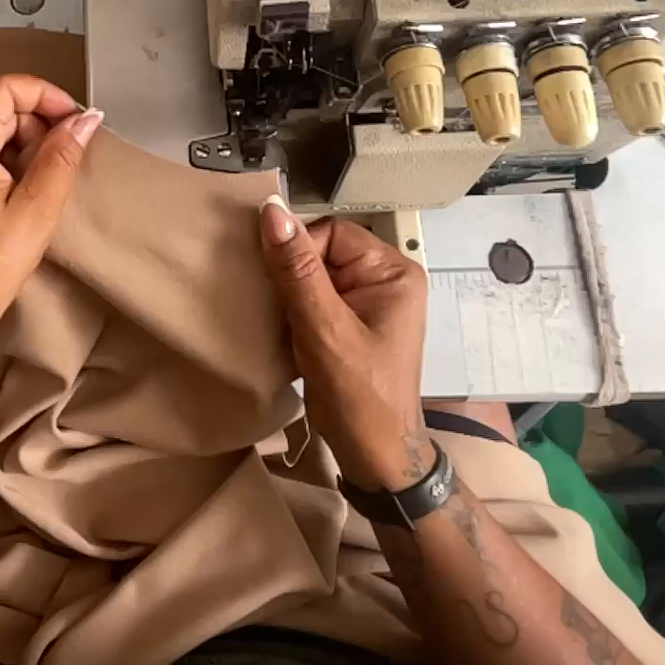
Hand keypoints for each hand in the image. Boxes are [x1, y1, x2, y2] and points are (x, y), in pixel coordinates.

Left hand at [0, 75, 103, 388]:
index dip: (45, 95)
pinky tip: (24, 191)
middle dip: (38, 122)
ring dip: (26, 142)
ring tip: (44, 183)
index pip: (3, 88)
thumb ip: (61, 156)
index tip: (77, 122)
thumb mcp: (36, 211)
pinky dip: (8, 158)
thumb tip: (87, 117)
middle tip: (64, 160)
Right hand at [257, 198, 434, 490]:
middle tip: (283, 310)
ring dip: (290, 296)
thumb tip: (271, 209)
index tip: (283, 290)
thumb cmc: (359, 394)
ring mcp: (367, 302)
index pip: (330, 233)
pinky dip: (293, 311)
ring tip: (286, 324)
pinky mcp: (349, 322)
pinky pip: (312, 297)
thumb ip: (296, 269)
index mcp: (392, 271)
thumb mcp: (324, 328)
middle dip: (292, 278)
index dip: (298, 254)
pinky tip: (287, 331)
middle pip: (320, 251)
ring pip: (311, 275)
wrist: (374, 455)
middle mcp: (384, 278)